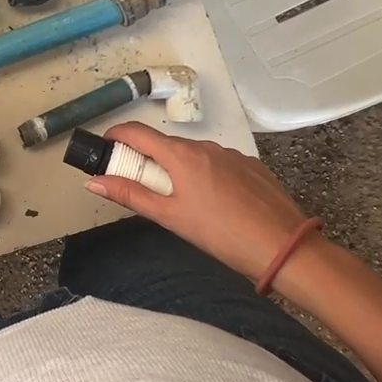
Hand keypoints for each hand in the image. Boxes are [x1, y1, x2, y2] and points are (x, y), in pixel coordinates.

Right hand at [85, 122, 312, 278]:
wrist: (288, 249)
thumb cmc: (221, 234)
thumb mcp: (171, 218)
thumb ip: (131, 195)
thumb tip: (93, 181)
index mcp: (180, 155)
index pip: (136, 132)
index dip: (115, 136)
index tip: (105, 148)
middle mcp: (204, 146)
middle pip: (165, 144)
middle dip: (147, 159)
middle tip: (141, 185)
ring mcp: (231, 154)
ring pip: (193, 154)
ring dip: (179, 167)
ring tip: (183, 199)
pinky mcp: (252, 166)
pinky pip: (219, 163)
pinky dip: (207, 174)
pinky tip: (217, 202)